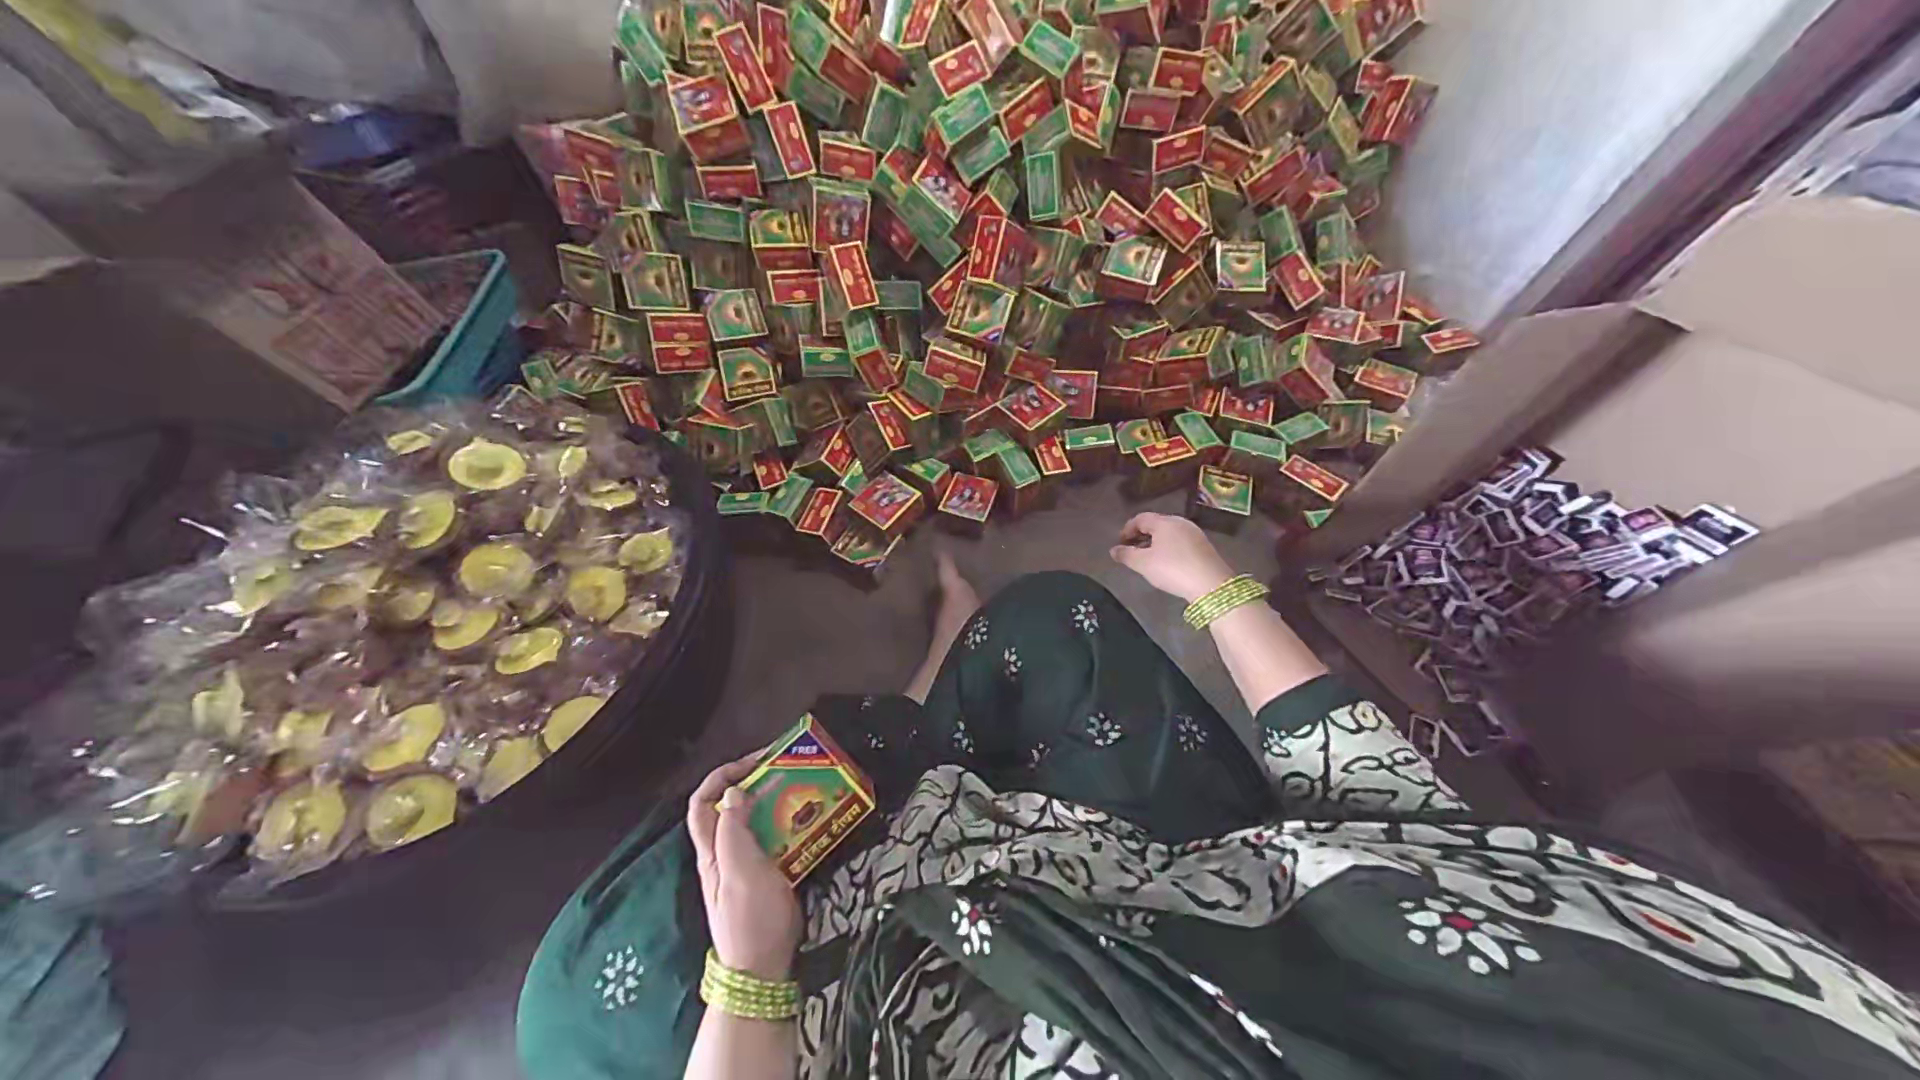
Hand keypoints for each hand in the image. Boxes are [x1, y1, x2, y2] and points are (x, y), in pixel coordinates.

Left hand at [687, 752, 801, 981]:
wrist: (764, 968)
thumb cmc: (750, 918)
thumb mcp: (740, 871)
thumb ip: (733, 830)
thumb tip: (734, 791)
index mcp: (712, 850)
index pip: (702, 802)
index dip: (720, 777)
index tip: (751, 763)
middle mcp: (725, 853)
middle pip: (728, 807)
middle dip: (752, 782)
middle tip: (782, 769)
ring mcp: (746, 865)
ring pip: (753, 821)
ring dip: (773, 801)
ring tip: (799, 787)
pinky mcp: (767, 875)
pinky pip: (774, 839)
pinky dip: (788, 823)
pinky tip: (807, 820)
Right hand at [1110, 513, 1237, 603]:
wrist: (1211, 584)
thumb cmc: (1172, 569)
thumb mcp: (1143, 564)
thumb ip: (1126, 555)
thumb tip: (1113, 550)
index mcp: (1164, 522)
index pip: (1141, 518)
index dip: (1127, 528)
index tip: (1120, 542)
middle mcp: (1180, 522)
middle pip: (1156, 523)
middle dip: (1141, 534)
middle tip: (1132, 549)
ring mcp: (1195, 533)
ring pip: (1169, 532)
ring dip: (1155, 541)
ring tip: (1148, 557)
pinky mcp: (1204, 546)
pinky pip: (1180, 540)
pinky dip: (1169, 547)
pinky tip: (1167, 562)